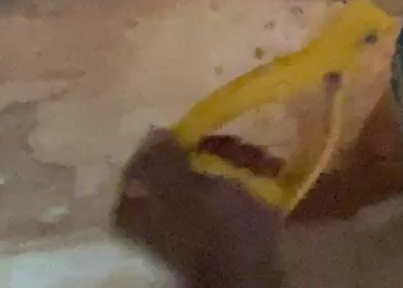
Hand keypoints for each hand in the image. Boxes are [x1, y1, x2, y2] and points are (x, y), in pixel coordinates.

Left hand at [115, 132, 284, 287]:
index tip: (214, 135)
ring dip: (241, 161)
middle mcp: (151, 213)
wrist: (247, 271)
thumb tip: (153, 131)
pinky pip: (225, 189)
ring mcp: (182, 221)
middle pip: (184, 160)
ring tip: (264, 164)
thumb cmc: (217, 225)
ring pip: (210, 171)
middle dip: (221, 150)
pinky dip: (247, 179)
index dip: (185, 138)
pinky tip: (267, 176)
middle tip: (246, 152)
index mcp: (135, 205)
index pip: (153, 153)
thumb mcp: (188, 187)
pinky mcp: (210, 226)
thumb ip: (163, 161)